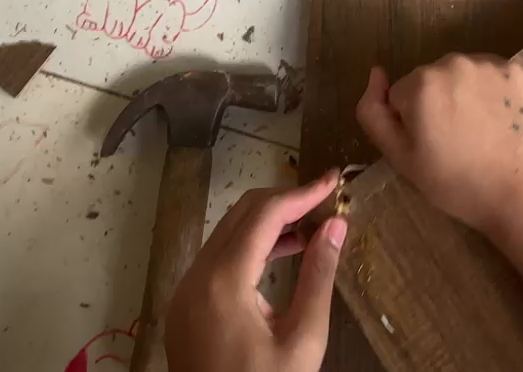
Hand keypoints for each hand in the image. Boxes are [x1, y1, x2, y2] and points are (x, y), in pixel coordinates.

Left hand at [166, 172, 348, 371]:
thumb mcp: (302, 341)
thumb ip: (318, 277)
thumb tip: (336, 224)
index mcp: (224, 281)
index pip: (265, 213)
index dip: (302, 192)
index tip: (334, 180)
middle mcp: (197, 276)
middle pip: (242, 213)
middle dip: (285, 200)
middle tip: (324, 200)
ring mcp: (186, 291)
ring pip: (229, 231)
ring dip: (269, 221)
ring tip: (311, 227)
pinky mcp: (185, 306)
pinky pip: (219, 256)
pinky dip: (251, 244)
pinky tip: (283, 251)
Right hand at [355, 54, 522, 238]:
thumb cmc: (456, 183)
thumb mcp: (400, 158)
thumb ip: (373, 112)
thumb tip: (375, 72)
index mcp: (420, 83)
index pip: (399, 96)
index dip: (411, 124)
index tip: (432, 147)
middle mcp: (451, 62)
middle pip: (427, 81)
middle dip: (434, 104)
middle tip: (454, 143)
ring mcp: (485, 62)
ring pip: (457, 75)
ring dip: (460, 95)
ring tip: (478, 133)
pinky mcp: (513, 68)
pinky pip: (485, 74)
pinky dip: (487, 91)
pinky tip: (497, 120)